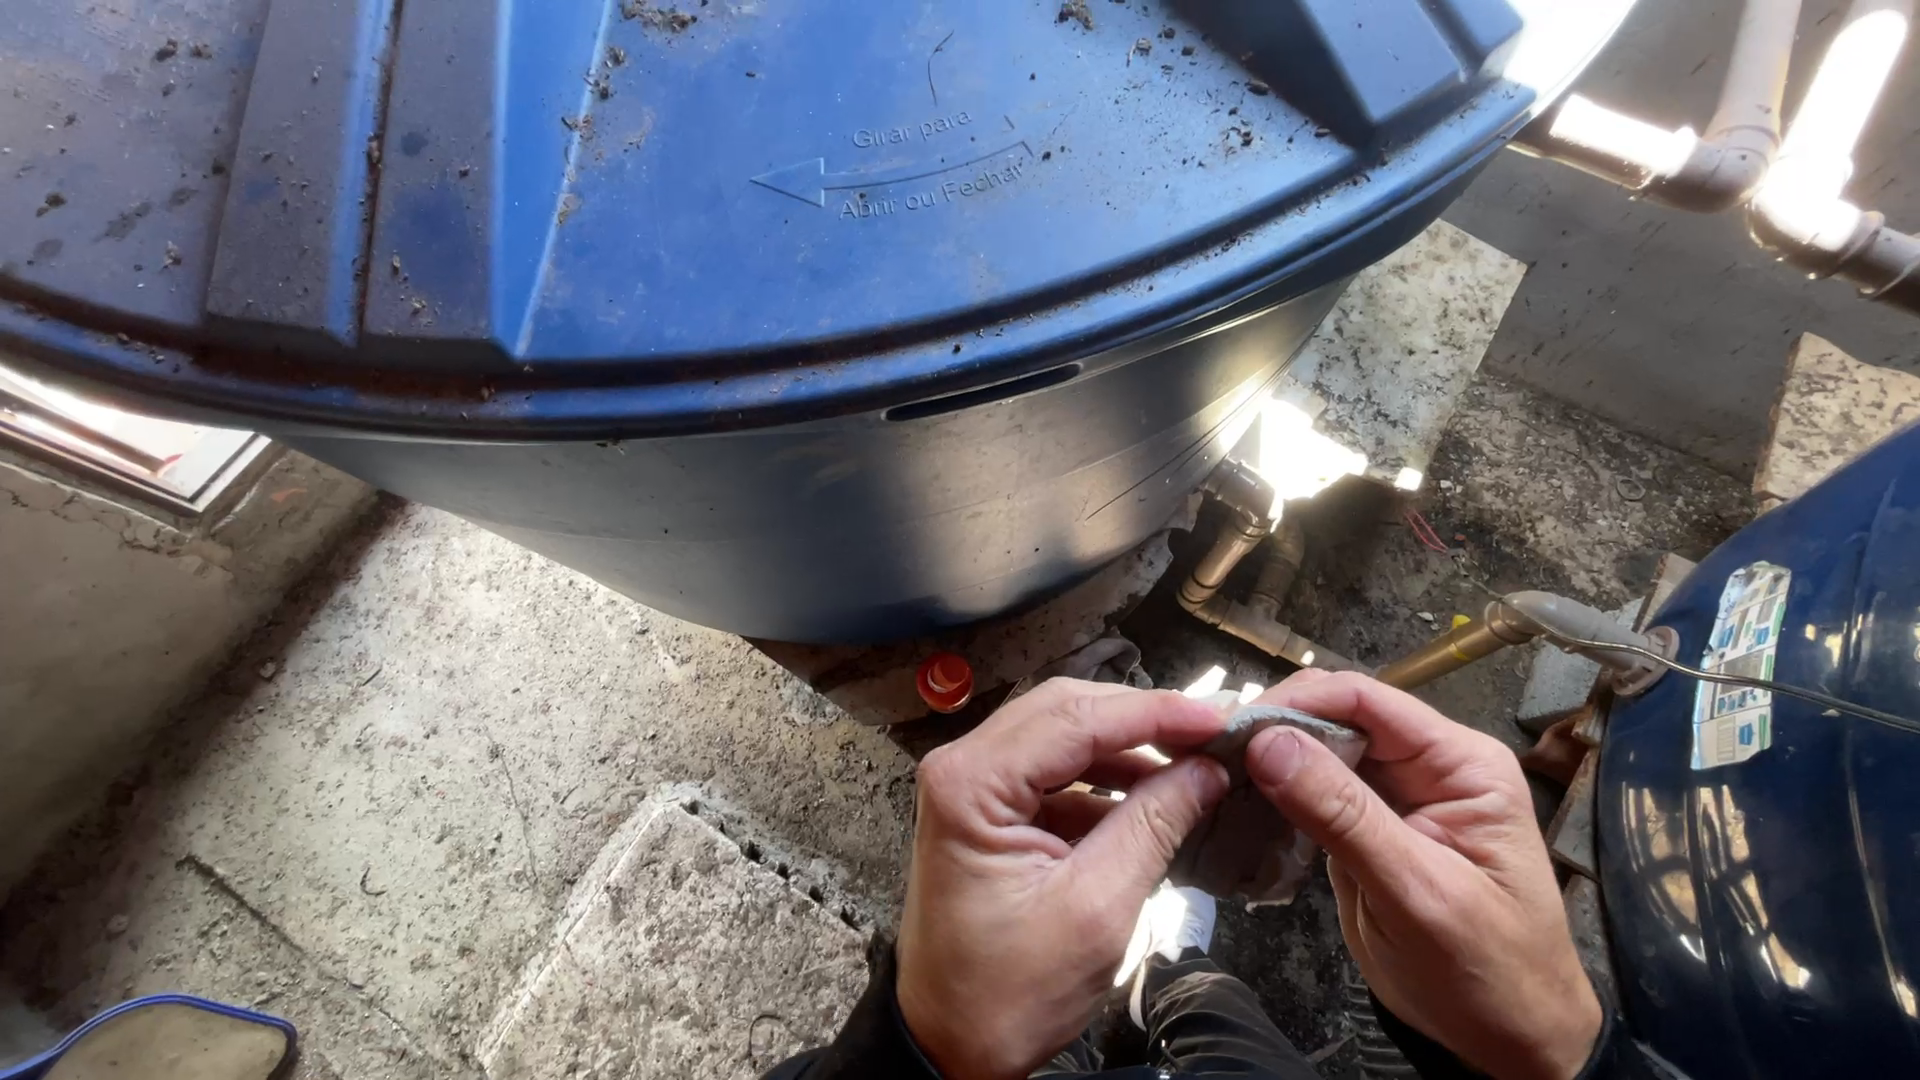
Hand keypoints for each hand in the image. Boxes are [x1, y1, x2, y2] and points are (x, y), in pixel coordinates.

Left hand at [895, 679, 1230, 1078]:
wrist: (949, 1043)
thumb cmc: (1009, 992)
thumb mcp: (1096, 910)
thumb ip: (1152, 825)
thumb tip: (1206, 769)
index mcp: (971, 782)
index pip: (1074, 718)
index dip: (1153, 712)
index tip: (1218, 717)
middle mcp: (961, 764)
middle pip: (1063, 712)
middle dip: (1140, 721)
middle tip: (1209, 735)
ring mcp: (970, 781)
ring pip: (1060, 734)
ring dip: (1125, 748)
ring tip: (1190, 765)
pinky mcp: (986, 804)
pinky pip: (1052, 770)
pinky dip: (1102, 778)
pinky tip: (1149, 794)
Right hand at [1246, 671, 1600, 1079]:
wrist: (1507, 1042)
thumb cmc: (1485, 973)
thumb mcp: (1416, 894)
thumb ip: (1343, 815)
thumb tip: (1266, 742)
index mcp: (1458, 762)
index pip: (1364, 698)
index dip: (1295, 702)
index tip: (1233, 728)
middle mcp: (1423, 760)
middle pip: (1332, 711)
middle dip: (1272, 725)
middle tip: (1213, 751)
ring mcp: (1389, 788)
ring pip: (1312, 743)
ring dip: (1264, 754)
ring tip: (1213, 769)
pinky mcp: (1360, 817)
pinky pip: (1306, 782)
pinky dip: (1269, 786)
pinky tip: (1235, 795)